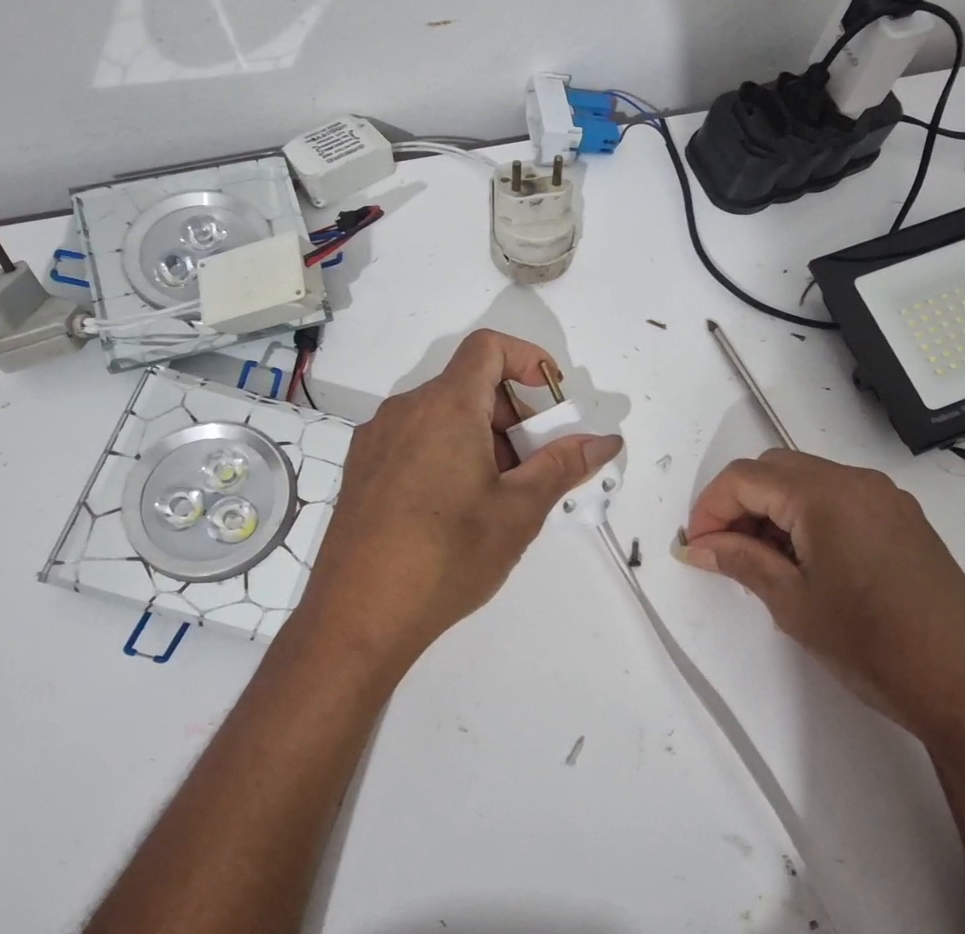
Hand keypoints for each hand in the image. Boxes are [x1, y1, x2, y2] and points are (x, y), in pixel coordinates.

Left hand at [297, 330, 622, 661]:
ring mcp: (376, 440)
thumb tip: (606, 441)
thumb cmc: (448, 556)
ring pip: (442, 417)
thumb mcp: (518, 511)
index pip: (488, 348)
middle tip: (533, 470)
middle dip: (512, 417)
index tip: (551, 403)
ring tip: (497, 500)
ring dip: (482, 440)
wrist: (358, 616)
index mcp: (445, 407)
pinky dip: (447, 455)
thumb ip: (563, 466)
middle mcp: (405, 411)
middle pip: (468, 386)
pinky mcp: (361, 470)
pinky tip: (454, 513)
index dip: (528, 359)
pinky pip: (415, 441)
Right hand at [680, 449, 964, 739]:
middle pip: (776, 469)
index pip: (745, 477)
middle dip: (739, 503)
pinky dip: (808, 516)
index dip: (710, 508)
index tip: (696, 549)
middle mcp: (857, 480)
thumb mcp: (793, 603)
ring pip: (808, 480)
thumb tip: (696, 546)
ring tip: (763, 562)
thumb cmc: (871, 645)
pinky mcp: (905, 520)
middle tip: (725, 553)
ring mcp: (887, 498)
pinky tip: (807, 562)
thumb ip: (741, 561)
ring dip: (773, 509)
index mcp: (825, 494)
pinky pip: (840, 498)